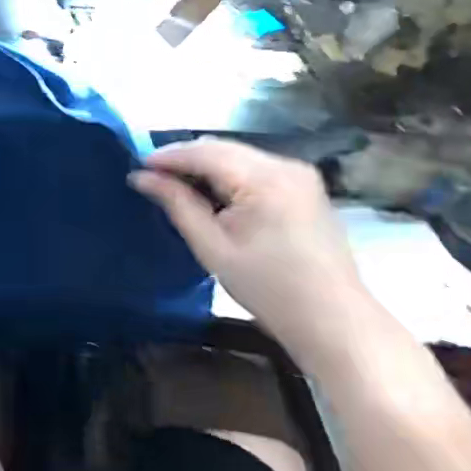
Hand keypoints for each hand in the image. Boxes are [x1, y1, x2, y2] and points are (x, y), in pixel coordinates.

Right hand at [129, 139, 374, 361]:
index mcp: (264, 179)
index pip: (204, 152)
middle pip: (221, 148)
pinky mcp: (304, 187)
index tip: (136, 167)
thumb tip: (140, 176)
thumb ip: (176, 203)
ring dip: (204, 165)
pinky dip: (227, 174)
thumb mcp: (211, 246)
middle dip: (184, 159)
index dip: (166, 156)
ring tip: (176, 185)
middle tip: (151, 177)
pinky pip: (254, 168)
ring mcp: (299, 175)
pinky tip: (211, 194)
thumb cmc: (269, 288)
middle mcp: (285, 166)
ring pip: (237, 155)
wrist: (335, 322)